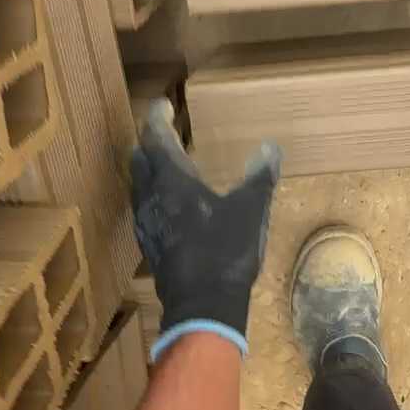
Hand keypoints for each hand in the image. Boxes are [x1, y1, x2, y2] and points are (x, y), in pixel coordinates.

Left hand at [130, 99, 280, 358]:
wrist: (203, 305)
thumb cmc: (226, 252)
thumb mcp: (251, 210)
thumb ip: (259, 175)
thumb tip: (270, 145)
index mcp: (173, 181)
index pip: (156, 138)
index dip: (157, 118)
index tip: (163, 104)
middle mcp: (152, 197)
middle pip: (141, 159)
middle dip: (150, 141)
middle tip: (164, 131)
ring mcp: (147, 223)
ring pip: (139, 184)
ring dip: (149, 168)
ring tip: (164, 163)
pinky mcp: (150, 244)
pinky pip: (145, 207)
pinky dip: (153, 194)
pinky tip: (168, 203)